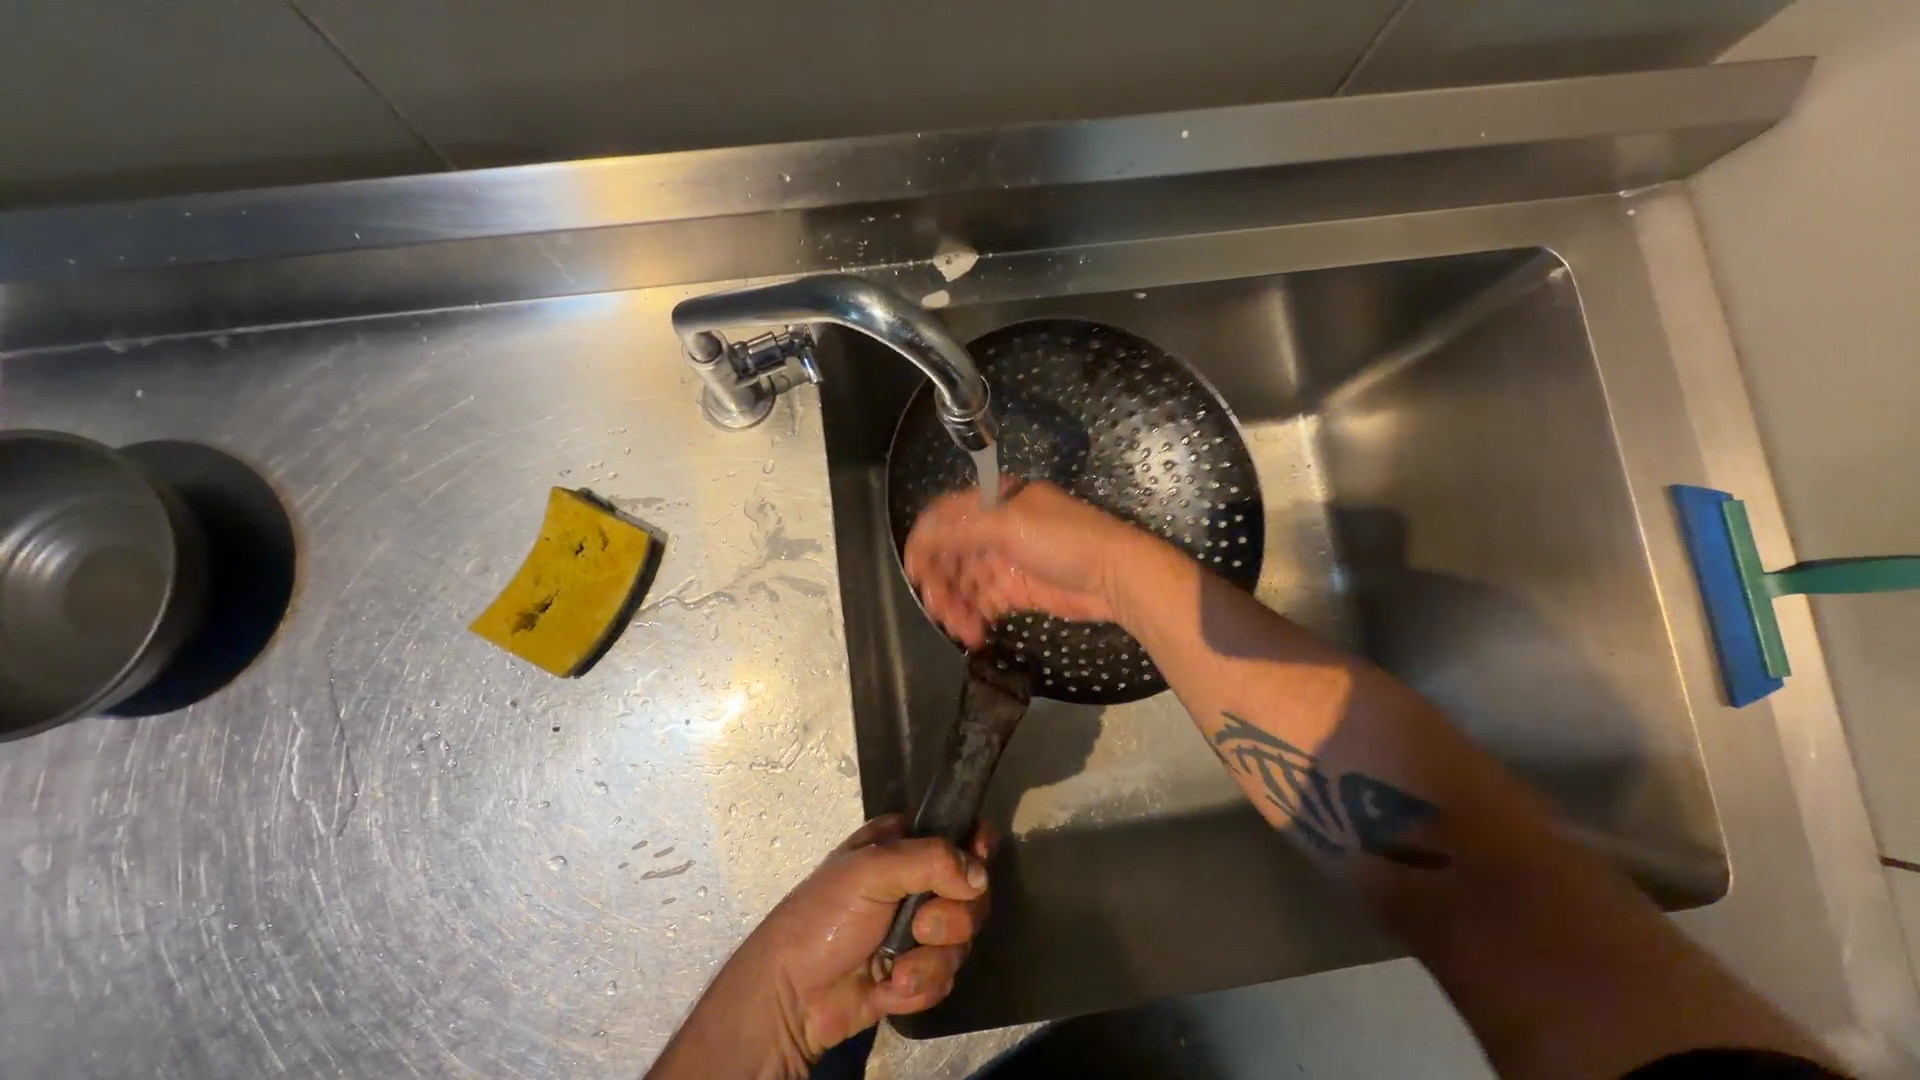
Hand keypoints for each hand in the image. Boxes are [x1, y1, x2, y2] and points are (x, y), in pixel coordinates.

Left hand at [754, 815, 993, 1052]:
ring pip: (962, 940)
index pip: (959, 834)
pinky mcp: (917, 973)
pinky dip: (918, 987)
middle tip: (920, 925)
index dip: (976, 847)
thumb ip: (929, 861)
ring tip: (893, 968)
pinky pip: (945, 978)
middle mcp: (917, 883)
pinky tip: (886, 988)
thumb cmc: (823, 917)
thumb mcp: (869, 871)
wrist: (791, 996)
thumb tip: (979, 875)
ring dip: (929, 960)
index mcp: (903, 845)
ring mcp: (918, 931)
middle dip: (951, 918)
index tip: (979, 864)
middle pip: (973, 893)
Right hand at [902, 480, 1152, 647]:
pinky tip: (974, 633)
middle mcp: (997, 530)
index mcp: (996, 503)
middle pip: (952, 554)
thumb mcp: (1013, 525)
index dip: (926, 542)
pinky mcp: (1017, 590)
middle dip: (940, 580)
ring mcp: (1007, 561)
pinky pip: (984, 603)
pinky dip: (974, 617)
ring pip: (965, 582)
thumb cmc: (1066, 540)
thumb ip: (965, 530)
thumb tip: (923, 537)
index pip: (947, 518)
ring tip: (959, 627)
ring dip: (955, 604)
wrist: (1116, 576)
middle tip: (937, 606)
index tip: (914, 571)